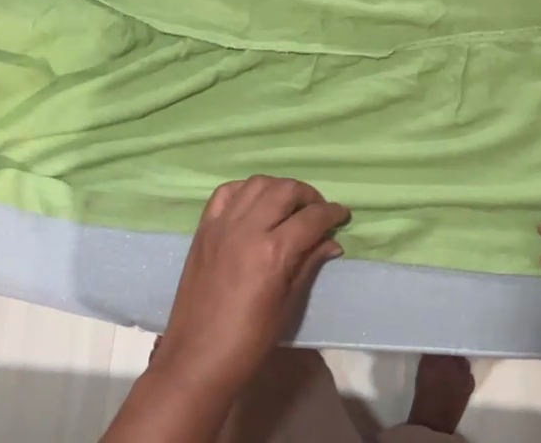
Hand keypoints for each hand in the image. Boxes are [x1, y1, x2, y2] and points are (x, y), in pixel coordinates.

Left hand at [157, 176, 348, 394]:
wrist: (197, 357)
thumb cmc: (249, 340)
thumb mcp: (288, 304)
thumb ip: (309, 264)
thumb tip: (332, 241)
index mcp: (272, 252)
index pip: (311, 218)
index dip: (332, 213)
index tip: (342, 214)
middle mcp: (247, 228)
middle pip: (285, 190)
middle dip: (308, 195)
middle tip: (318, 211)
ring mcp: (222, 225)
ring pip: (257, 183)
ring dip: (279, 188)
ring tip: (289, 205)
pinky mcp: (203, 228)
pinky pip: (226, 193)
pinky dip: (245, 191)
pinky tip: (255, 204)